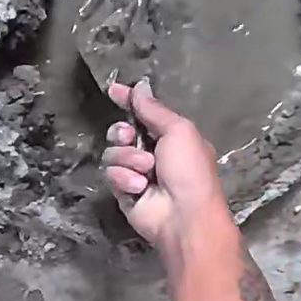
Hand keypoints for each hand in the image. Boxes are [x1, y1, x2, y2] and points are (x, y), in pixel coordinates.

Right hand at [100, 79, 225, 251]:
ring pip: (113, 154)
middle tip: (129, 137)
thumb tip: (139, 87)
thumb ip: (153, 110)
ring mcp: (135, 172)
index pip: (143, 112)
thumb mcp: (178, 130)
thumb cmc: (189, 170)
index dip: (128, 101)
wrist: (183, 214)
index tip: (113, 90)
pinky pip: (111, 175)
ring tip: (146, 172)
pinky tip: (139, 188)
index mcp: (169, 135)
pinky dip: (124, 179)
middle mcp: (151, 152)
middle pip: (120, 133)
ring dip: (128, 160)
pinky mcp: (123, 191)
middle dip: (122, 134)